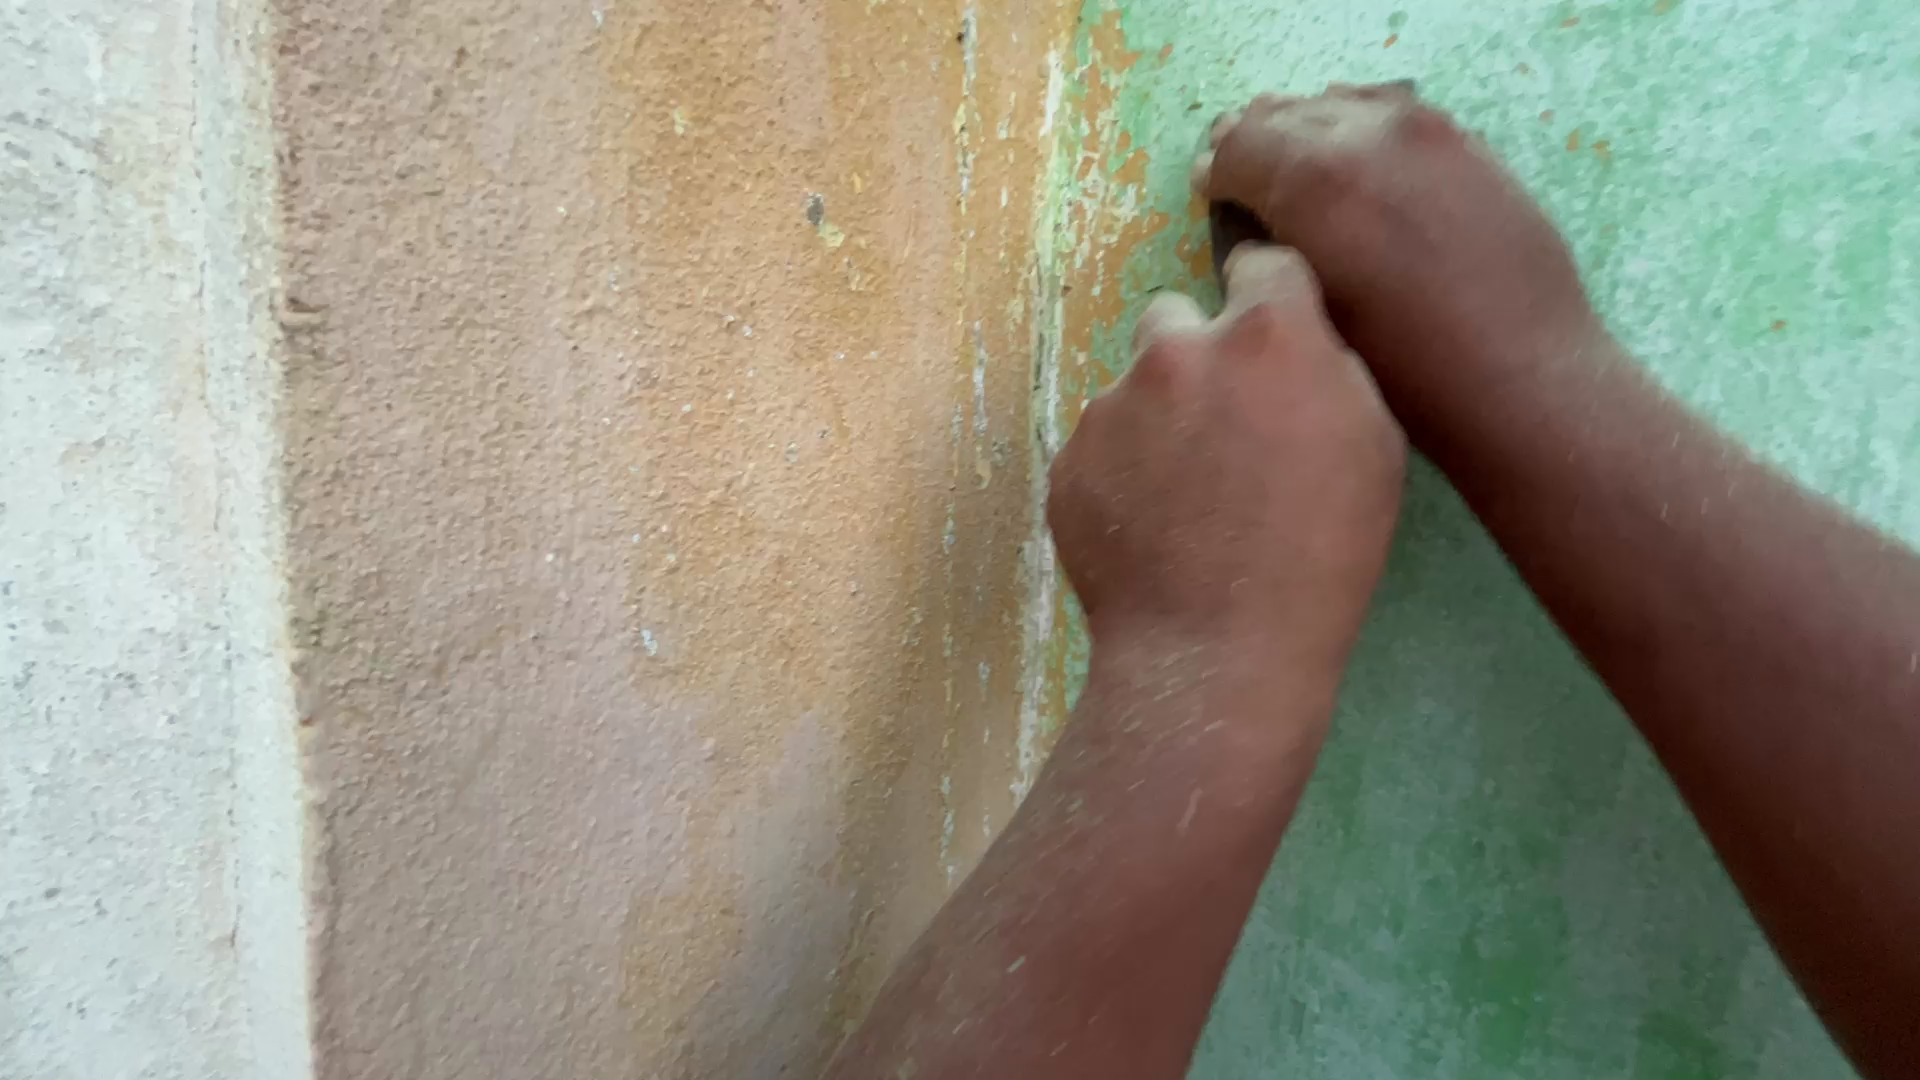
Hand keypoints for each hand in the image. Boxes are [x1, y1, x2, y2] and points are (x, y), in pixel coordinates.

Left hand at [1046, 246, 1405, 688]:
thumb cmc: (1317, 555)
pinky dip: (1115, 465)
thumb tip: (1292, 338)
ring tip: (1173, 490)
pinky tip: (1140, 519)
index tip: (1263, 326)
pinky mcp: (1066, 459)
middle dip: (1192, 351)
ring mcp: (1108, 407)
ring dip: (1150, 415)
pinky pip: (1096, 442)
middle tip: (1211, 420)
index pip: (1258, 264)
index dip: (1265, 294)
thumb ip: (1326, 367)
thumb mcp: (1370, 445)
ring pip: (1129, 387)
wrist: (1214, 645)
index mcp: (1263, 338)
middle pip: (1171, 315)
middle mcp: (1173, 353)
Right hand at [1192, 84, 1605, 442]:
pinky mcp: (1467, 144)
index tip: (1206, 190)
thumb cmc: (1391, 368)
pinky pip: (1389, 108)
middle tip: (1234, 172)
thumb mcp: (1304, 316)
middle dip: (1251, 143)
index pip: (1239, 146)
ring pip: (1338, 103)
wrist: (1513, 376)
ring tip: (1284, 164)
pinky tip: (1345, 153)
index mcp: (1319, 185)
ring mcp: (1428, 131)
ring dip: (1300, 129)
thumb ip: (1266, 254)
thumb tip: (1249, 227)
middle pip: (1286, 114)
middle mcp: (1371, 137)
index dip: (1214, 169)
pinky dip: (1351, 122)